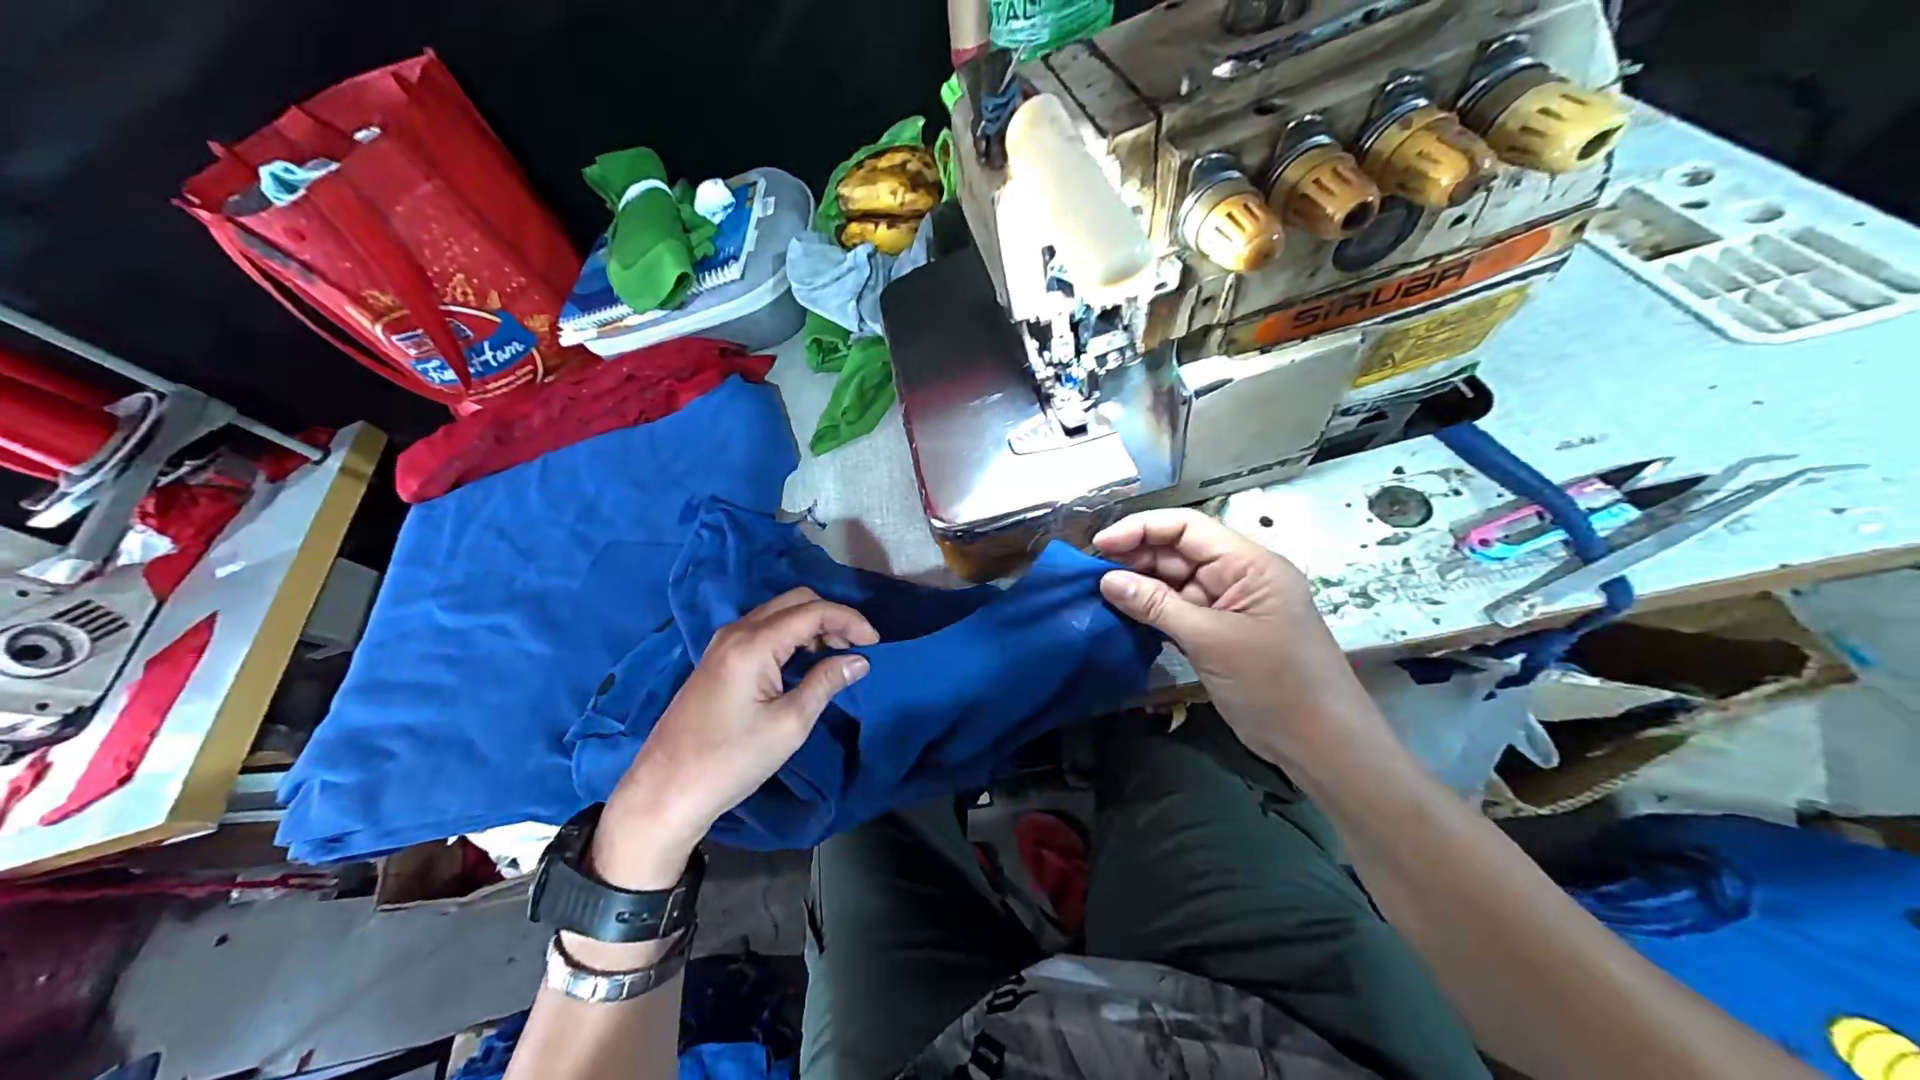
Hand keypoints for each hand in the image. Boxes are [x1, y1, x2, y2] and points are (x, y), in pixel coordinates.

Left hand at [591, 588, 877, 889]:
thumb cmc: (731, 760)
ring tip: (835, 658)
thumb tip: (859, 660)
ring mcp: (723, 643)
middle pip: (796, 601)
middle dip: (832, 618)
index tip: (876, 645)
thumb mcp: (789, 724)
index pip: (813, 610)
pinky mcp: (718, 659)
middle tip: (855, 650)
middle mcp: (736, 631)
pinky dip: (791, 637)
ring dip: (811, 626)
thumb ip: (826, 683)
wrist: (667, 790)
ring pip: (779, 613)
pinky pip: (763, 630)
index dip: (850, 620)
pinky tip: (804, 663)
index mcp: (753, 643)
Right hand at [1093, 509, 1382, 766]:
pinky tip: (1123, 614)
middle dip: (1136, 557)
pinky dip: (1152, 611)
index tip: (1099, 545)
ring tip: (1099, 592)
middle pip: (1179, 552)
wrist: (1321, 745)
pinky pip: (1180, 611)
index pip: (1187, 528)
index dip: (1141, 529)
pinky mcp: (1221, 634)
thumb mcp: (1211, 640)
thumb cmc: (1275, 684)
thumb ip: (1156, 606)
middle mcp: (1239, 577)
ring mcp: (1230, 607)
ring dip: (1140, 586)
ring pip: (1176, 583)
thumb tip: (1106, 580)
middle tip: (1091, 573)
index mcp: (1249, 564)